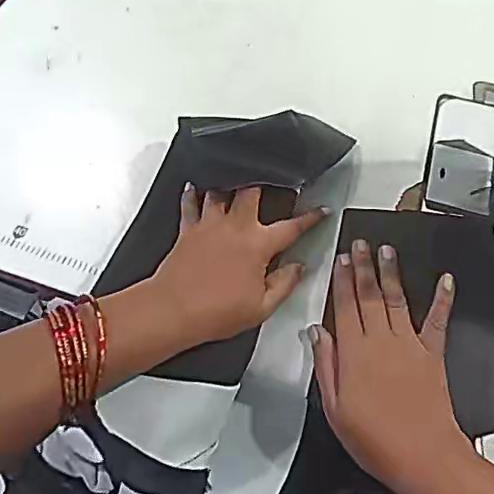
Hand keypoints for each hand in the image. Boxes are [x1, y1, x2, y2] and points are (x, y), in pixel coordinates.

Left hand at [149, 185, 324, 345]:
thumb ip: (285, 284)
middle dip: (264, 183)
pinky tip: (194, 188)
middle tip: (271, 183)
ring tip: (235, 181)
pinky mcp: (188, 230)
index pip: (292, 227)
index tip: (319, 211)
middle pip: (251, 191)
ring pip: (221, 191)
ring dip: (228, 186)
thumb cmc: (214, 312)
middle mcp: (234, 227)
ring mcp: (209, 225)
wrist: (174, 310)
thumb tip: (297, 269)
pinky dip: (192, 194)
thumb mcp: (262, 307)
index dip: (310, 217)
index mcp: (258, 245)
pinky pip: (189, 203)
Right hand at [309, 240, 473, 493]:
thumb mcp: (334, 408)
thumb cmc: (375, 440)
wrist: (424, 458)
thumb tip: (316, 333)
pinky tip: (446, 280)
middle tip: (360, 244)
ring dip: (391, 272)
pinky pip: (437, 321)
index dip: (341, 281)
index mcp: (353, 353)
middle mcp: (381, 341)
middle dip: (363, 267)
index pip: (344, 306)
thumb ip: (325, 365)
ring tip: (386, 250)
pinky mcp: (433, 355)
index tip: (340, 260)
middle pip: (368, 295)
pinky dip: (442, 299)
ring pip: (396, 299)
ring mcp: (409, 345)